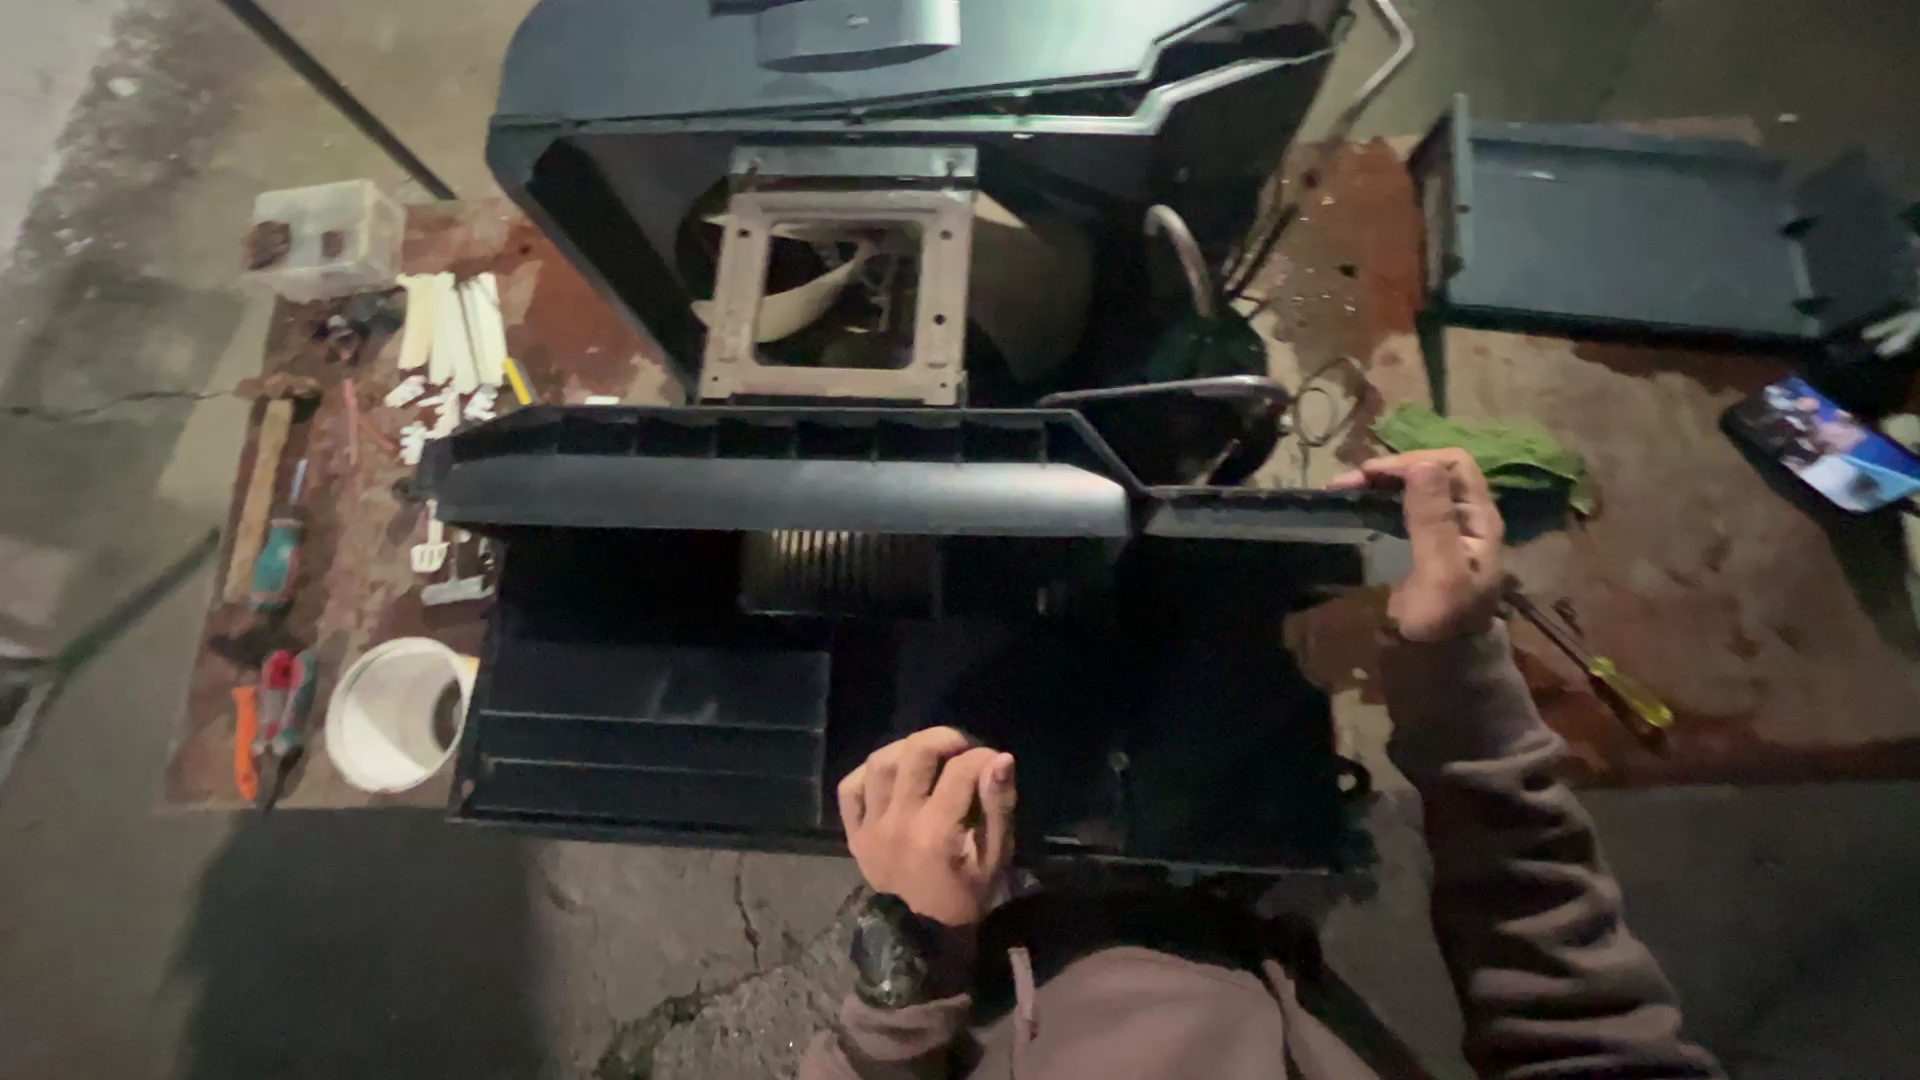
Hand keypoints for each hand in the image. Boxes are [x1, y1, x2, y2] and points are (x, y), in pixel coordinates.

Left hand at [837, 727, 1017, 927]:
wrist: (925, 937)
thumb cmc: (970, 894)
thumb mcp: (996, 856)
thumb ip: (999, 805)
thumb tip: (1001, 757)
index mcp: (936, 835)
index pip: (961, 770)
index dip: (983, 756)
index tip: (994, 761)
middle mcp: (898, 825)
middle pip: (915, 753)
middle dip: (945, 738)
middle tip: (962, 747)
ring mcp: (870, 829)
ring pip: (879, 762)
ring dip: (907, 749)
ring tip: (930, 756)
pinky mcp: (853, 834)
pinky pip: (850, 788)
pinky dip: (869, 773)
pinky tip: (894, 776)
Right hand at [1330, 448, 1504, 641]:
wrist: (1440, 660)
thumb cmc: (1442, 617)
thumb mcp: (1440, 569)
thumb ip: (1433, 519)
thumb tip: (1421, 464)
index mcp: (1478, 519)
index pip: (1452, 464)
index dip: (1412, 461)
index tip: (1369, 476)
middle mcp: (1463, 517)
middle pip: (1430, 472)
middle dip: (1388, 470)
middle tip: (1343, 485)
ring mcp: (1441, 531)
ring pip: (1412, 489)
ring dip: (1377, 485)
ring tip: (1341, 493)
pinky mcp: (1419, 545)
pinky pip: (1399, 509)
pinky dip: (1375, 502)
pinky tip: (1353, 508)